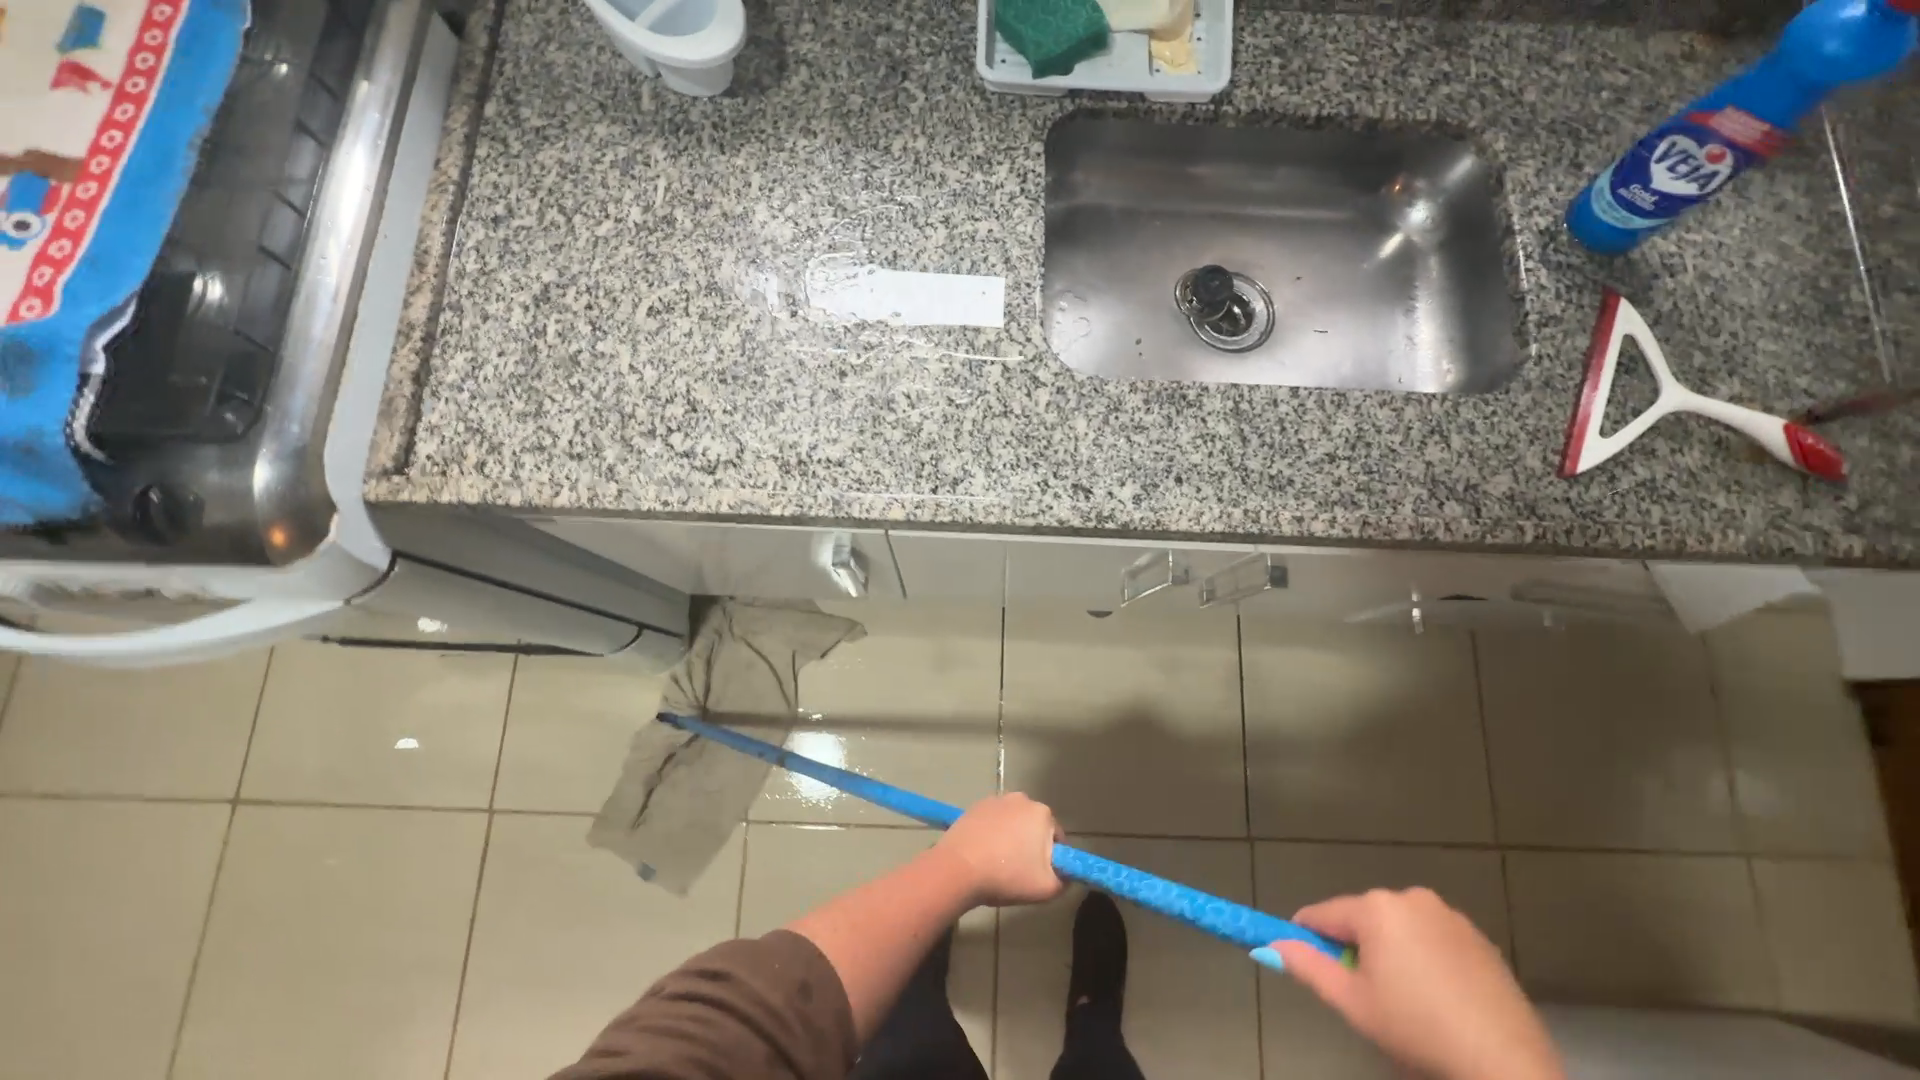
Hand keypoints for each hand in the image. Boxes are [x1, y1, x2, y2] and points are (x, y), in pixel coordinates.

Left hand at [933, 793, 1064, 906]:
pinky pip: (992, 822)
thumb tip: (1066, 874)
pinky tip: (983, 853)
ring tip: (998, 863)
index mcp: (1042, 813)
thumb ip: (1065, 880)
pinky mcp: (974, 807)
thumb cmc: (1007, 876)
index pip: (1057, 837)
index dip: (1052, 858)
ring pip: (1012, 823)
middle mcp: (1021, 799)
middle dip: (1031, 845)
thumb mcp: (1047, 888)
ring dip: (1010, 838)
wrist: (958, 869)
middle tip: (1019, 870)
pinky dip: (991, 834)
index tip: (1040, 874)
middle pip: (1034, 826)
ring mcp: (995, 800)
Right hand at [1263, 889, 1563, 1079]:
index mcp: (1376, 908)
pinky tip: (1437, 999)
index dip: (1306, 937)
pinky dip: (1424, 959)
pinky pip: (1433, 939)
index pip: (1322, 915)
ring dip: (1390, 952)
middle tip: (1363, 994)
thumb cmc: (1416, 1028)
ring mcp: (1450, 916)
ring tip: (1404, 1000)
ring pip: (1399, 928)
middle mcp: (1411, 898)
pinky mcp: (1480, 939)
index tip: (1304, 963)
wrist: (1505, 1063)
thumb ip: (1306, 967)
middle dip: (1355, 948)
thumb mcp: (1352, 1002)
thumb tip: (1269, 945)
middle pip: (1362, 919)